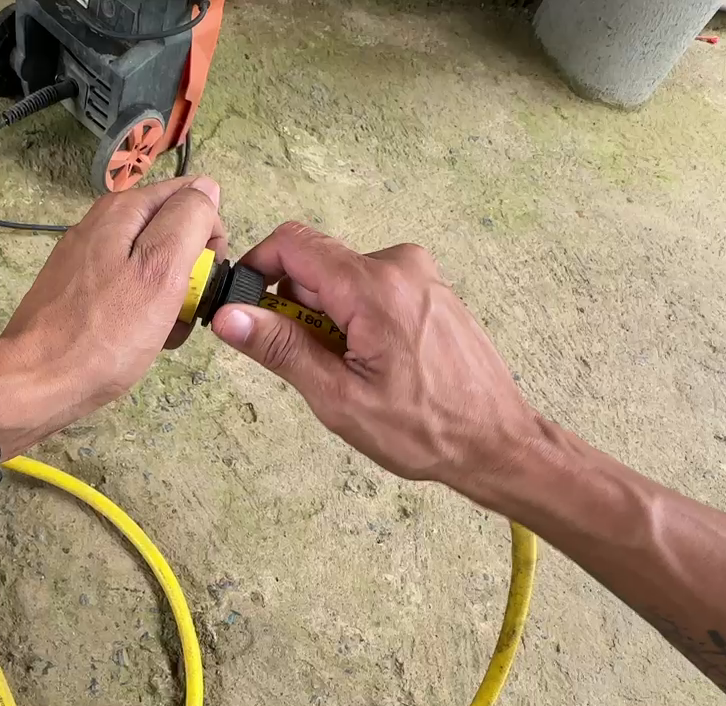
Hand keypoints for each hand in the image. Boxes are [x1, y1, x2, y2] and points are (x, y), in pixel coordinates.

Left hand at [0, 176, 225, 454]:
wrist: (38, 381)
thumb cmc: (105, 334)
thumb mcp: (160, 271)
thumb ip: (189, 221)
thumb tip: (207, 190)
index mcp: (124, 210)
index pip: (194, 198)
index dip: (209, 238)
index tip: (202, 280)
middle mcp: (102, 223)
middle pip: (171, 232)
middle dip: (188, 271)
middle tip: (180, 312)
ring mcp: (87, 258)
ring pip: (150, 265)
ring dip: (167, 298)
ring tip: (159, 332)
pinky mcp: (78, 291)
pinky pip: (126, 290)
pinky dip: (141, 312)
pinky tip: (137, 339)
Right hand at [209, 222, 544, 500]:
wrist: (495, 441)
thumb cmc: (422, 429)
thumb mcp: (337, 397)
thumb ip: (281, 348)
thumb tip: (230, 315)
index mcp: (374, 287)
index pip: (293, 243)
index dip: (256, 270)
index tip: (244, 310)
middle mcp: (399, 265)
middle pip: (317, 267)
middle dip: (297, 311)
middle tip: (313, 366)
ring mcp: (419, 275)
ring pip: (342, 283)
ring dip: (328, 322)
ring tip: (352, 374)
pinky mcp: (429, 290)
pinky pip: (371, 292)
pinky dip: (355, 323)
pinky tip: (376, 366)